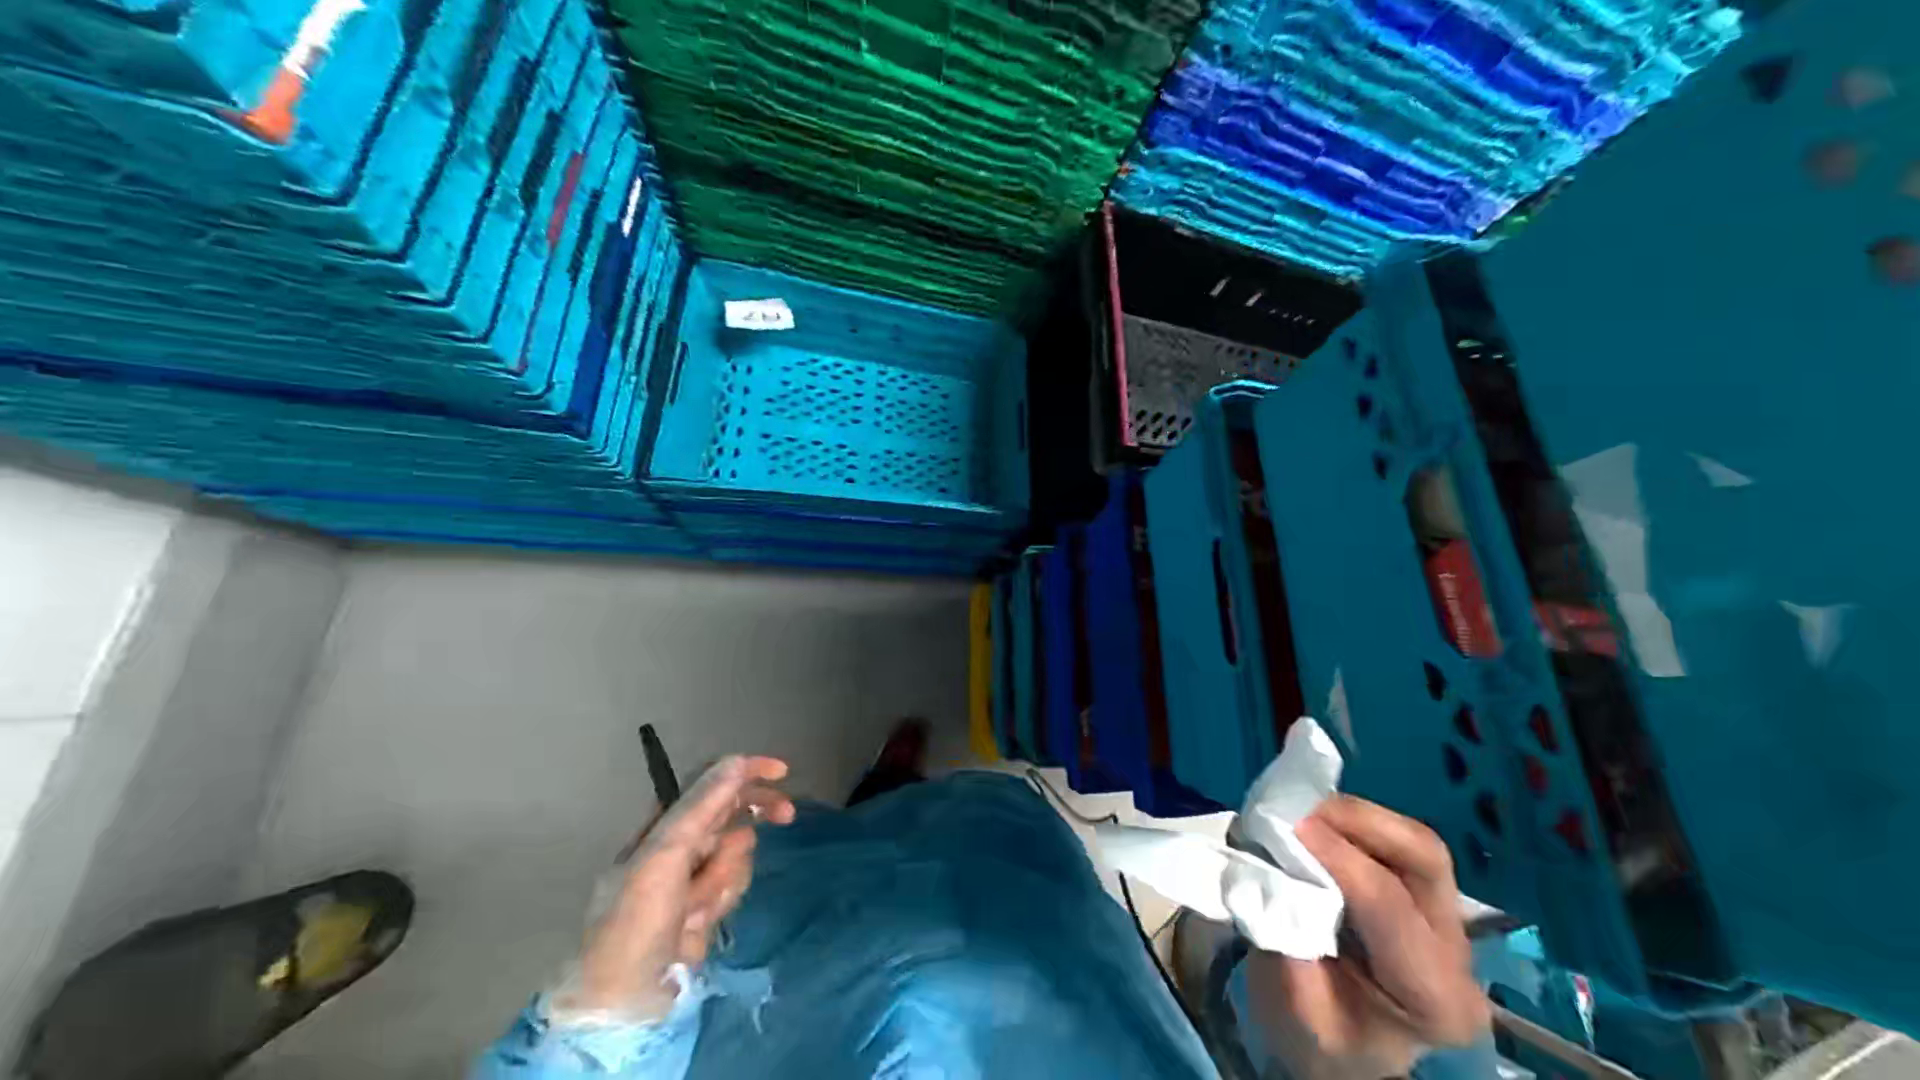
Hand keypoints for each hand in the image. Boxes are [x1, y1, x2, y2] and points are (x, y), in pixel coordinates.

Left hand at [559, 755, 795, 1022]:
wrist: (627, 999)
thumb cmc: (637, 919)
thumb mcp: (665, 855)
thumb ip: (702, 805)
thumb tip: (737, 761)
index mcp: (663, 824)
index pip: (709, 782)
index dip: (744, 771)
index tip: (780, 772)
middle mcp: (680, 844)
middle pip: (731, 811)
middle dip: (754, 815)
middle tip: (786, 816)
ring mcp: (695, 876)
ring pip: (737, 851)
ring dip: (725, 874)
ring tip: (696, 905)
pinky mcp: (707, 904)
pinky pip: (733, 883)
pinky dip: (722, 898)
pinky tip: (698, 922)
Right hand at [1246, 795, 1487, 1078]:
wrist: (1348, 1062)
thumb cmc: (1319, 1043)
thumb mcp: (1295, 1011)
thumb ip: (1287, 941)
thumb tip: (1270, 867)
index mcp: (1433, 997)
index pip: (1389, 905)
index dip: (1336, 856)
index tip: (1284, 824)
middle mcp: (1456, 953)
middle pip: (1424, 858)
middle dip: (1357, 820)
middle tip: (1296, 809)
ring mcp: (1447, 923)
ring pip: (1414, 843)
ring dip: (1353, 816)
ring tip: (1300, 812)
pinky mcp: (1424, 900)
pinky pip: (1394, 845)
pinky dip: (1350, 825)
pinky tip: (1315, 826)